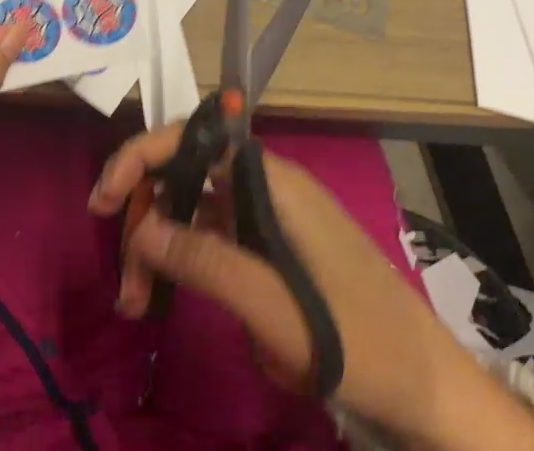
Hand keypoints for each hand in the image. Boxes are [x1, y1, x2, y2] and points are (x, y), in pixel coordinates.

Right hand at [88, 126, 533, 450]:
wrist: (431, 393)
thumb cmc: (359, 339)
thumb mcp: (272, 304)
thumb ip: (203, 259)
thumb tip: (137, 225)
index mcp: (271, 182)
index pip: (189, 140)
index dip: (137, 160)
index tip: (102, 203)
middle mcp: (266, 190)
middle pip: (182, 181)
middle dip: (144, 223)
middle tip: (127, 286)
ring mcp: (269, 221)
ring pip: (192, 215)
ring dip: (159, 252)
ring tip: (140, 305)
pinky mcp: (272, 253)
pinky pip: (213, 243)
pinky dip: (185, 267)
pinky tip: (175, 302)